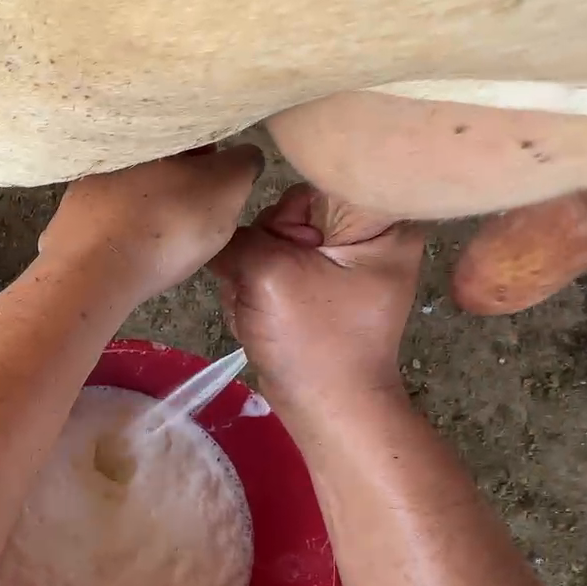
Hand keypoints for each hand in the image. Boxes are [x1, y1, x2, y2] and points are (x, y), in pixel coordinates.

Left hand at [39, 146, 262, 291]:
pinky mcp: (61, 229)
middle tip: (190, 207)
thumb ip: (241, 163)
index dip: (205, 150)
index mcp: (145, 134)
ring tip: (158, 234)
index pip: (182, 130)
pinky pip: (97, 226)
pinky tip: (126, 251)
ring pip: (120, 193)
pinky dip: (114, 235)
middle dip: (171, 180)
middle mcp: (105, 158)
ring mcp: (76, 194)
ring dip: (140, 207)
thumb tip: (240, 156)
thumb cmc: (167, 223)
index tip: (215, 174)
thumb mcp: (227, 186)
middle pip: (149, 162)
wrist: (94, 273)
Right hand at [209, 185, 424, 418]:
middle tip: (264, 286)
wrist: (324, 404)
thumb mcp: (267, 275)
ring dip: (251, 272)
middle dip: (261, 248)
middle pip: (286, 212)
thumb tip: (207, 219)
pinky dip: (255, 286)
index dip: (282, 215)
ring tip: (261, 304)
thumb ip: (235, 236)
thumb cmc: (312, 341)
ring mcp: (340, 259)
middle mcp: (366, 231)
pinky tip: (260, 310)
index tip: (279, 249)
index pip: (314, 181)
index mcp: (379, 221)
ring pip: (270, 240)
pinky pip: (270, 265)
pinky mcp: (318, 282)